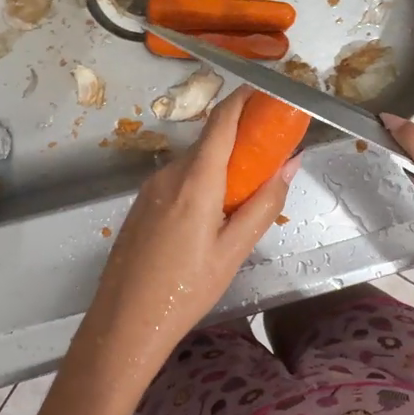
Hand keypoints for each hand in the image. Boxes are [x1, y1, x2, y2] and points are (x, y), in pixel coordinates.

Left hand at [82, 87, 295, 370]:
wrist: (123, 325)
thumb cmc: (186, 290)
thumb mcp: (234, 251)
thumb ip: (264, 204)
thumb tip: (291, 163)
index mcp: (195, 180)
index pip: (222, 120)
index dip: (245, 97)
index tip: (268, 90)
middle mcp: (170, 173)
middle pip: (209, 140)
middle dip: (241, 137)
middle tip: (271, 150)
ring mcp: (151, 187)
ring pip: (194, 162)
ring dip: (221, 164)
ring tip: (246, 192)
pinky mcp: (141, 203)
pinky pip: (178, 179)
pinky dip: (201, 181)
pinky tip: (212, 215)